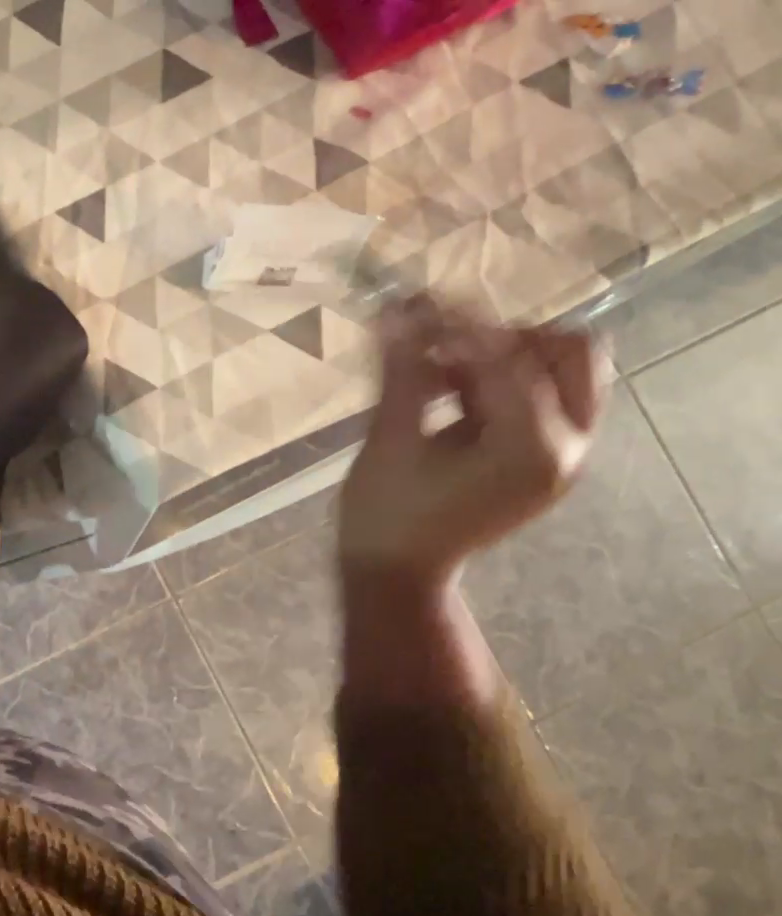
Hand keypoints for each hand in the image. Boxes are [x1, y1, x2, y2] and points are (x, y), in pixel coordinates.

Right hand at [338, 295, 608, 591]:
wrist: (396, 575)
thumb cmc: (384, 517)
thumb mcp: (389, 444)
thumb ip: (401, 375)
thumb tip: (393, 314)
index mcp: (532, 446)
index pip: (508, 359)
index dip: (458, 326)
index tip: (414, 303)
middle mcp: (569, 445)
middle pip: (568, 353)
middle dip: (504, 337)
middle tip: (443, 342)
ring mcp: (563, 453)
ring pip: (561, 371)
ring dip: (502, 357)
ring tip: (436, 366)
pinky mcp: (544, 459)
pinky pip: (541, 398)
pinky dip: (497, 382)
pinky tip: (443, 387)